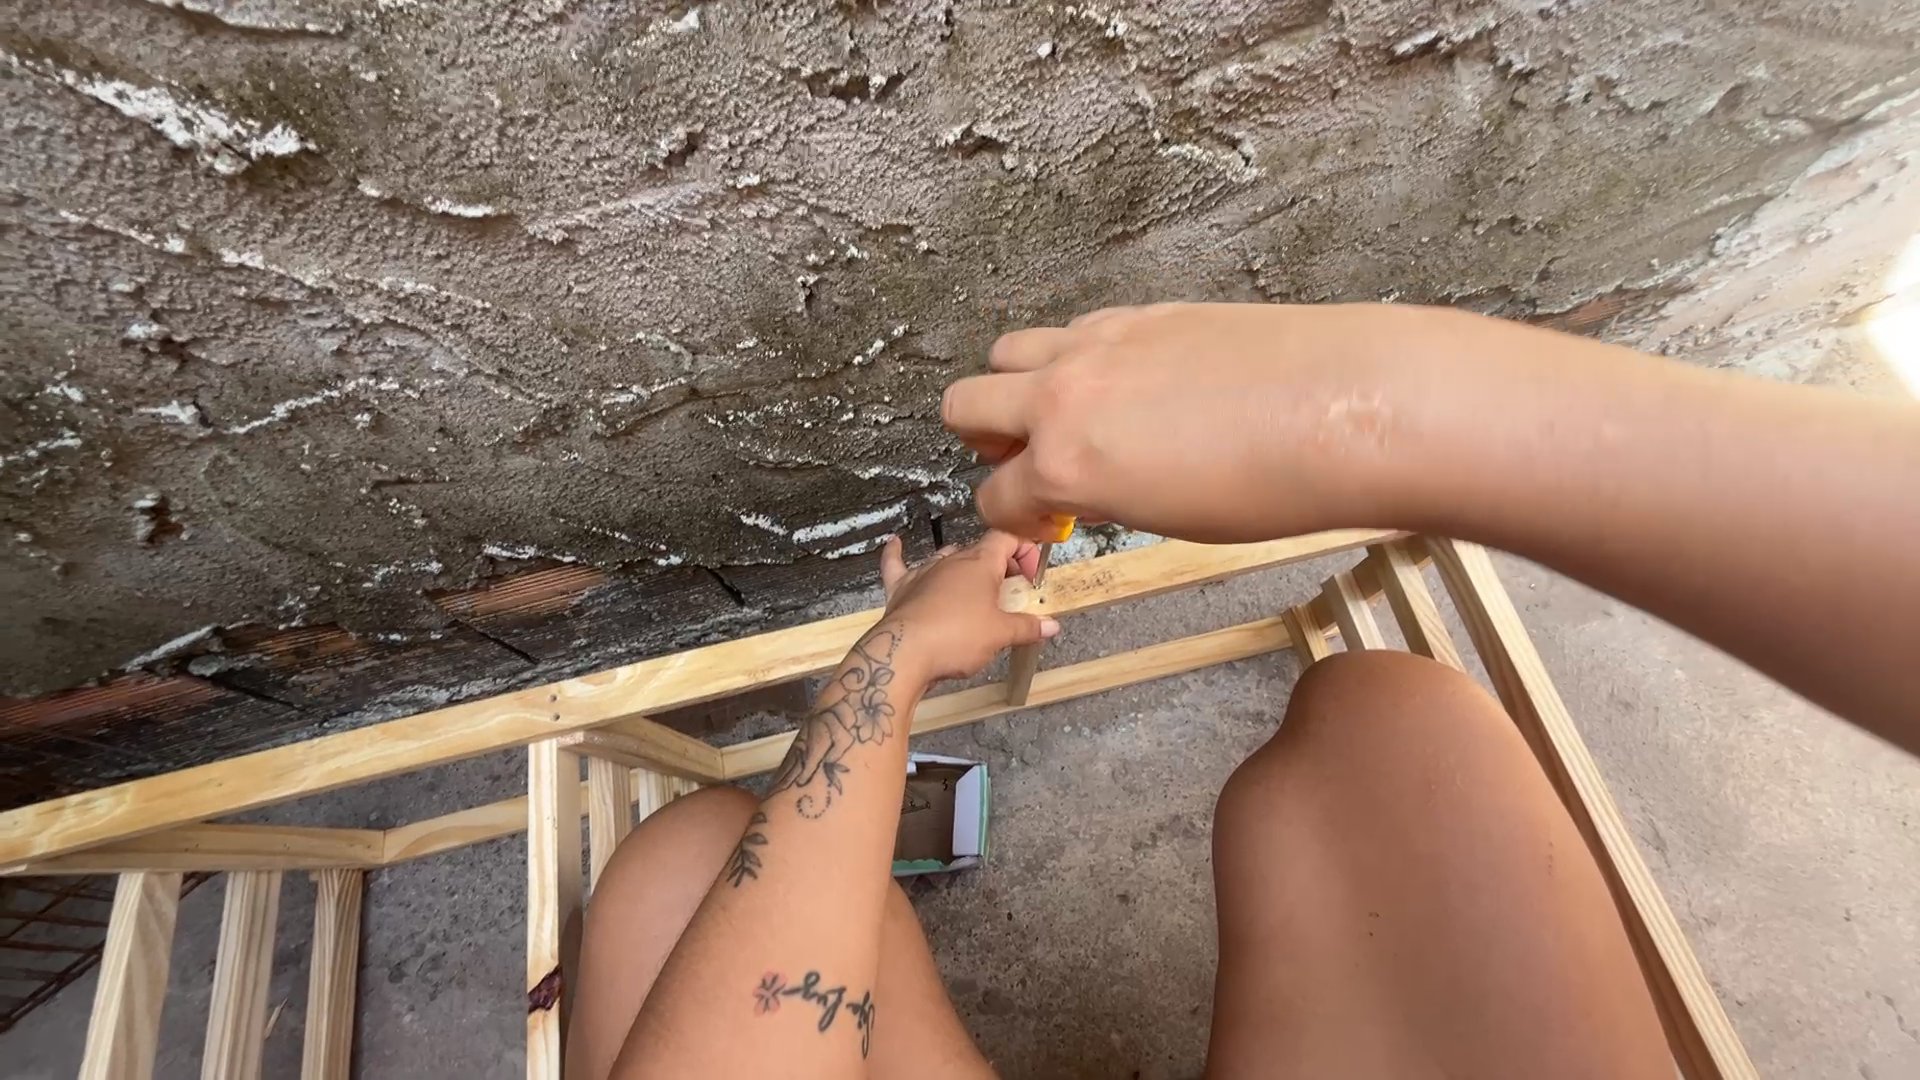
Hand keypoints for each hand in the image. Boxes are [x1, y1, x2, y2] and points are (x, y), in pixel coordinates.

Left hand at [873, 531, 1059, 681]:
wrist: (905, 655)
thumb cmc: (957, 637)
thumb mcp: (1001, 634)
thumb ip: (1027, 627)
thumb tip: (1052, 626)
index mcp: (979, 563)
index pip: (1006, 538)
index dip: (1023, 549)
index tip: (1031, 575)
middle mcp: (951, 561)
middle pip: (979, 551)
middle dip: (998, 566)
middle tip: (1010, 592)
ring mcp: (923, 573)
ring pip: (946, 558)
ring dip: (962, 567)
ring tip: (975, 587)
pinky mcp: (901, 589)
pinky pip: (896, 564)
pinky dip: (896, 553)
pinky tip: (894, 543)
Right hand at [940, 302, 1451, 542]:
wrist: (1353, 407)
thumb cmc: (1270, 488)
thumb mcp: (1165, 519)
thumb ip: (1099, 494)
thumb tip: (1083, 482)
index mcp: (1066, 463)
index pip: (992, 495)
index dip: (1012, 517)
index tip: (1045, 519)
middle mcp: (1062, 395)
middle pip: (963, 403)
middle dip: (986, 439)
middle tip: (1035, 457)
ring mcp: (1097, 342)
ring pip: (1007, 351)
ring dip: (1019, 387)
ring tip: (1073, 413)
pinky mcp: (1139, 311)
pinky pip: (1072, 331)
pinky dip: (1074, 360)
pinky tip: (1128, 382)